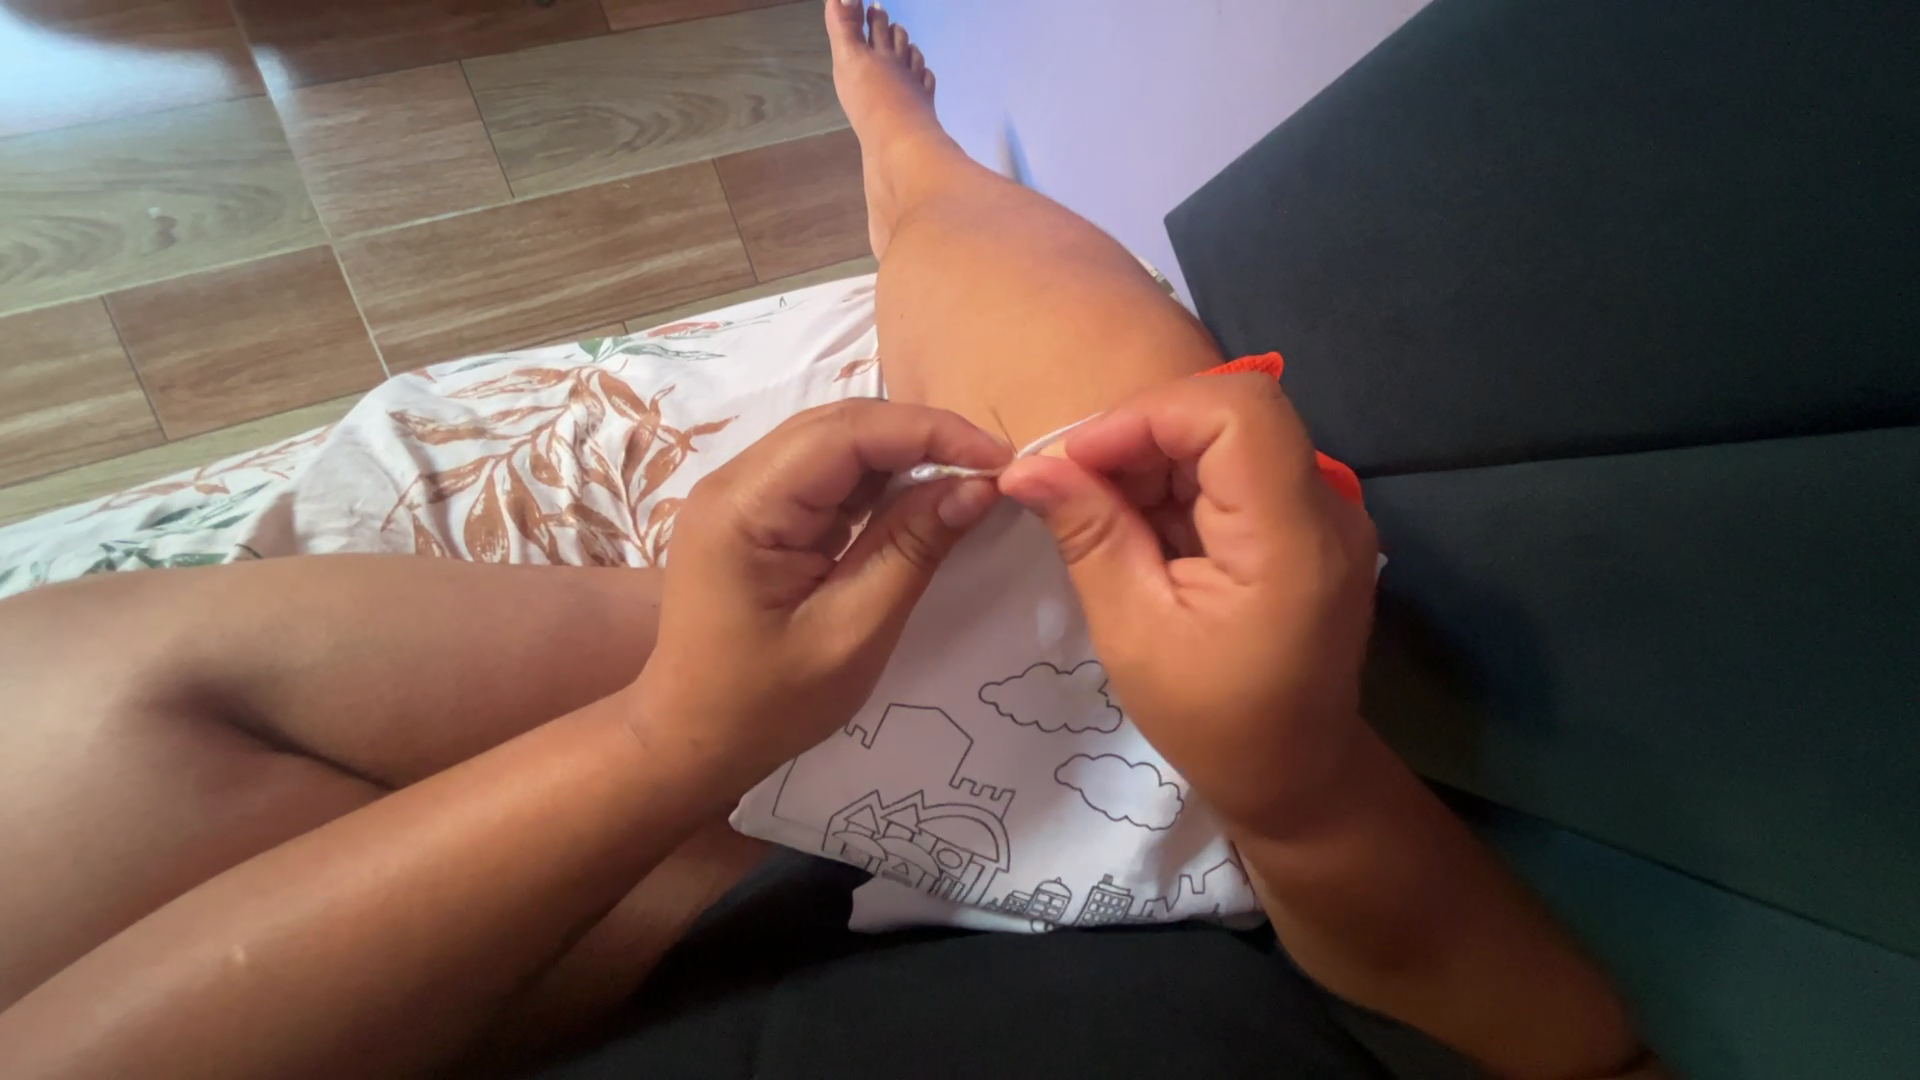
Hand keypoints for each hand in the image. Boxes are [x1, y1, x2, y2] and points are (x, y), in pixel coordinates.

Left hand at [632, 399, 1008, 793]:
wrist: (693, 739)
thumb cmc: (769, 704)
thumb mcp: (854, 632)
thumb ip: (913, 549)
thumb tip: (979, 486)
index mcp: (745, 506)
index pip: (848, 432)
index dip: (930, 432)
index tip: (999, 459)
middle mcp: (736, 481)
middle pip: (841, 426)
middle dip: (922, 437)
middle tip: (990, 470)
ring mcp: (743, 494)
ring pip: (836, 444)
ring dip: (903, 455)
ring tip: (965, 480)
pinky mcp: (758, 512)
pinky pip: (827, 475)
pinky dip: (879, 481)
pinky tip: (918, 498)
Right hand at [998, 375, 1377, 834]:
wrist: (1293, 773)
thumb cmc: (1211, 720)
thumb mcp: (1133, 631)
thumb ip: (1088, 534)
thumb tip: (1024, 467)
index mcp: (1290, 540)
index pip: (1233, 413)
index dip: (1146, 416)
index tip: (1076, 461)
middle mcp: (1324, 507)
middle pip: (1227, 414)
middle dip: (1138, 437)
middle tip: (1075, 488)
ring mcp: (1321, 511)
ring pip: (1225, 435)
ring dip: (1150, 460)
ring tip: (1101, 515)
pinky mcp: (1304, 522)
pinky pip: (1232, 470)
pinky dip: (1174, 483)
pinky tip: (1139, 528)